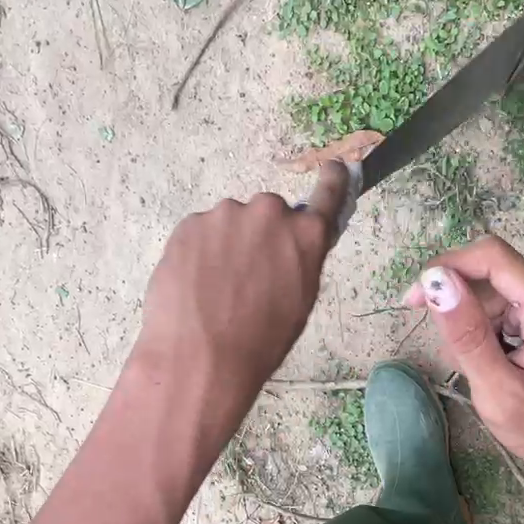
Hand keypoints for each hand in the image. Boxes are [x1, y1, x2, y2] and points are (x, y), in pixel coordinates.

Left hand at [133, 157, 351, 395]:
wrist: (201, 355)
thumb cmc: (263, 338)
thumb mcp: (301, 299)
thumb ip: (303, 259)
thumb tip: (295, 244)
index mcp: (307, 234)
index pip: (329, 192)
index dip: (333, 179)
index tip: (333, 168)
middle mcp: (269, 213)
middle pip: (270, 213)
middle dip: (264, 234)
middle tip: (252, 274)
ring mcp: (225, 214)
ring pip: (233, 223)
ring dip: (230, 243)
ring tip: (220, 286)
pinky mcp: (189, 223)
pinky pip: (203, 231)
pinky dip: (203, 251)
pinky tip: (198, 283)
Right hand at [405, 236, 523, 474]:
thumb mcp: (499, 393)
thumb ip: (468, 336)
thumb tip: (436, 283)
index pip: (492, 257)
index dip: (446, 268)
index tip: (414, 300)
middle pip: (490, 271)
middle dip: (459, 305)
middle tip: (453, 355)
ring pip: (493, 286)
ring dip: (473, 321)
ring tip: (479, 366)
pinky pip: (505, 297)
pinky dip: (488, 324)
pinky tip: (494, 357)